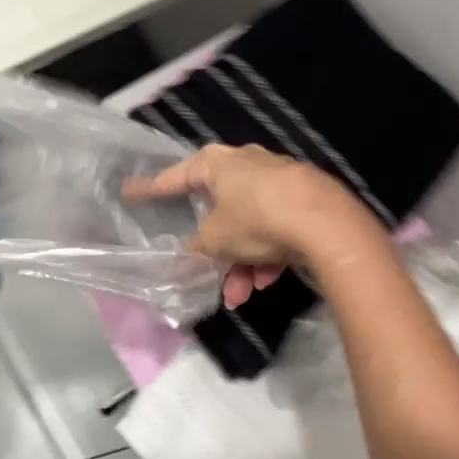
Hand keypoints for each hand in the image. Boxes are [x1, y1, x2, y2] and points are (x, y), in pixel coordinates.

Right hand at [129, 144, 384, 308]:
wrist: (327, 223)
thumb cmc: (258, 219)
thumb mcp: (217, 239)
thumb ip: (197, 248)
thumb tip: (188, 255)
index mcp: (219, 163)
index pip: (177, 176)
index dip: (153, 188)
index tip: (131, 191)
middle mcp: (247, 164)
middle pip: (219, 206)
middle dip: (214, 247)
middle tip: (206, 270)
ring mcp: (278, 181)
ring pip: (249, 224)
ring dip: (241, 261)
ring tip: (240, 295)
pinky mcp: (303, 201)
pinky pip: (274, 229)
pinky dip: (266, 256)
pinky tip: (267, 283)